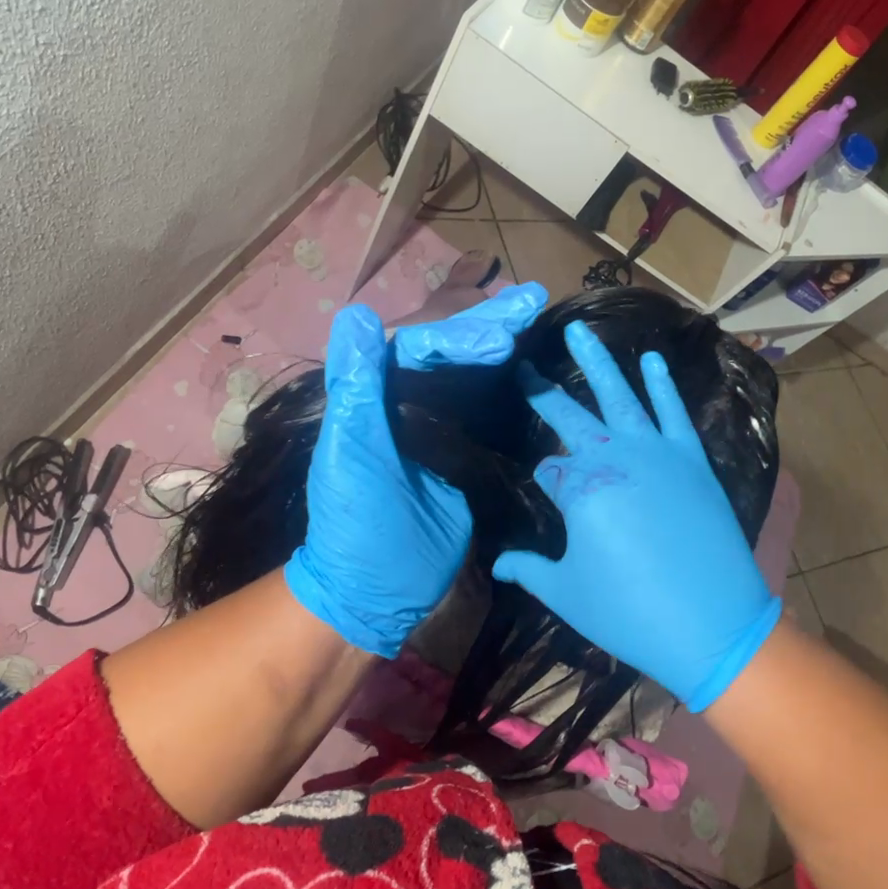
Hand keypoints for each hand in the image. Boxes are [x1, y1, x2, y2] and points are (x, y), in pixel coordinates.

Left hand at [287, 283, 546, 655]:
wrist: (376, 589)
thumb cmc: (355, 522)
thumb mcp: (351, 454)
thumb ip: (355, 387)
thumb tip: (356, 313)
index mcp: (376, 396)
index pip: (419, 348)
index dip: (458, 337)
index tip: (501, 340)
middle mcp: (406, 402)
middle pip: (449, 352)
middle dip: (489, 324)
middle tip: (532, 300)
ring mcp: (438, 428)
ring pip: (471, 374)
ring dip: (502, 344)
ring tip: (536, 314)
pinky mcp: (464, 456)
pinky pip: (488, 412)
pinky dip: (510, 387)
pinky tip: (535, 368)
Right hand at [492, 320, 780, 708]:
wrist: (712, 624)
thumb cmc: (629, 612)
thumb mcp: (567, 593)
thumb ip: (530, 570)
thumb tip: (497, 564)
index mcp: (579, 488)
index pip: (548, 469)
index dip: (543, 477)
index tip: (543, 486)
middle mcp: (613, 457)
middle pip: (571, 417)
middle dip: (542, 392)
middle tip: (523, 367)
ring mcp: (657, 453)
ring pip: (621, 396)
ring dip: (598, 363)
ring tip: (579, 331)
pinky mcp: (692, 460)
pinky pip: (675, 412)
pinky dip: (663, 384)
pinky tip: (651, 360)